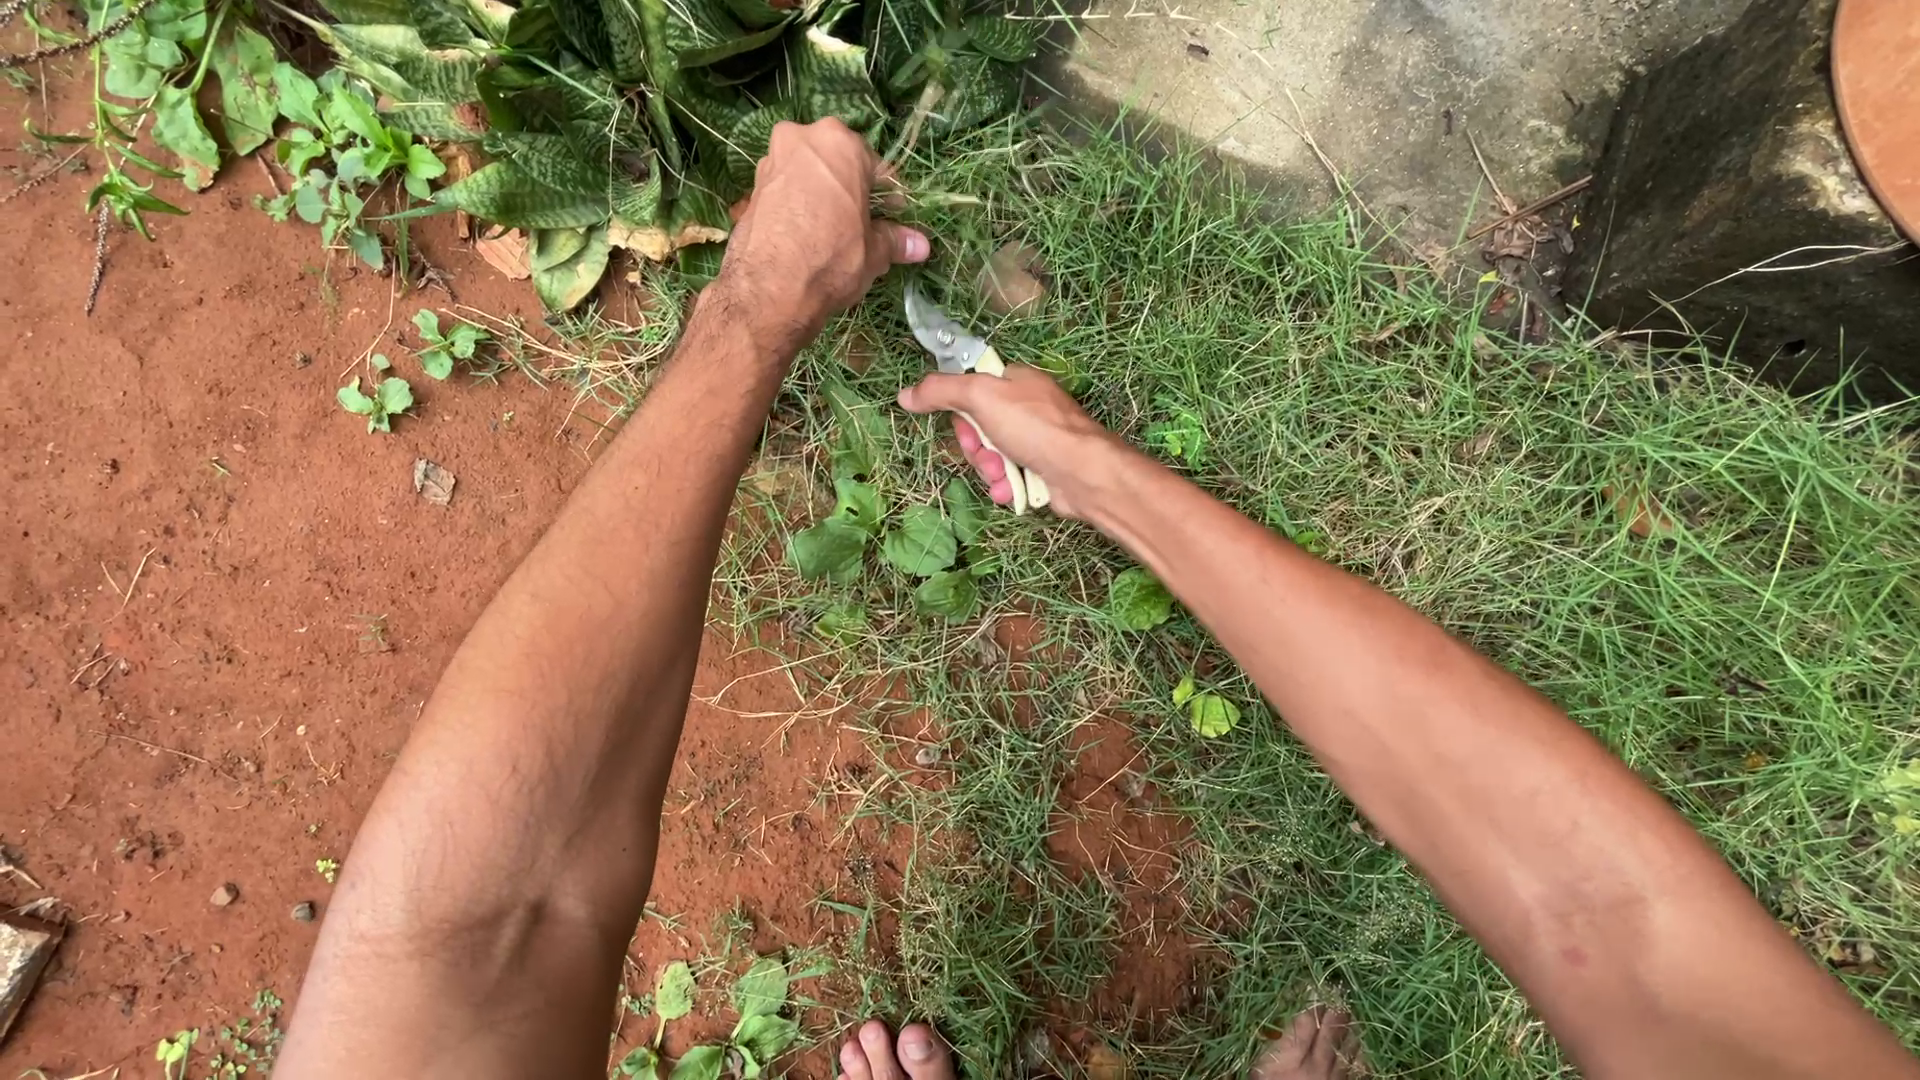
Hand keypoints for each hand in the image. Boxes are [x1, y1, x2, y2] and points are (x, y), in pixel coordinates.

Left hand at [716, 119, 928, 337]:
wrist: (770, 288)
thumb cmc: (832, 258)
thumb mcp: (873, 252)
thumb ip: (895, 241)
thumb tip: (921, 246)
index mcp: (839, 142)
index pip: (875, 167)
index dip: (887, 197)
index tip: (892, 219)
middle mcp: (801, 138)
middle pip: (837, 164)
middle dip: (851, 191)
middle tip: (862, 226)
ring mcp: (771, 160)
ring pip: (808, 176)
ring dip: (823, 197)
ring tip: (833, 234)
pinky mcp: (751, 188)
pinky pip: (786, 192)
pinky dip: (798, 207)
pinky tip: (806, 237)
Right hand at [897, 365, 1119, 518]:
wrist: (1081, 472)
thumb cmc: (1034, 426)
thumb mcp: (981, 395)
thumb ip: (941, 391)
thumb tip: (905, 394)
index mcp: (1015, 382)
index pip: (971, 392)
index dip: (961, 413)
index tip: (965, 427)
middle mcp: (1025, 408)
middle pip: (978, 429)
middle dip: (976, 449)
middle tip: (986, 454)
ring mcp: (1033, 440)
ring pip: (990, 457)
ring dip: (989, 470)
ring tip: (1002, 476)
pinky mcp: (1039, 470)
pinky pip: (1008, 477)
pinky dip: (1004, 486)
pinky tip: (1009, 491)